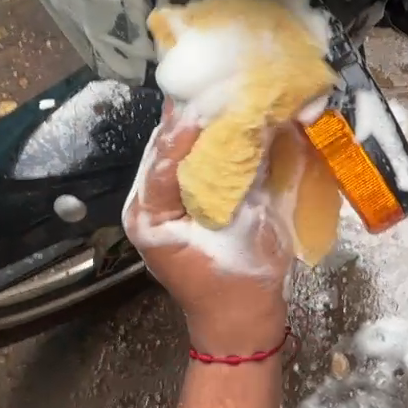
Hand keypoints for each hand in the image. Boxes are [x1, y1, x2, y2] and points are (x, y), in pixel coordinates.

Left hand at [122, 108, 293, 357]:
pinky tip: (226, 127)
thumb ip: (249, 178)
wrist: (239, 324)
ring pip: (172, 155)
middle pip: (163, 150)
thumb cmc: (240, 283)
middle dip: (190, 117)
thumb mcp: (248, 228)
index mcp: (150, 215)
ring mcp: (158, 210)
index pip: (164, 158)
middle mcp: (146, 207)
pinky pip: (187, 170)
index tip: (213, 97)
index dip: (189, 126)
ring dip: (197, 128)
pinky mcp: (177, 212)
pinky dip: (206, 148)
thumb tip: (261, 128)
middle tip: (219, 83)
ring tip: (222, 95)